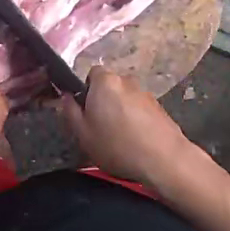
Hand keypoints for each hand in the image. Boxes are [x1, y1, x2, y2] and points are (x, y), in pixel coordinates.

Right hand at [55, 68, 194, 186]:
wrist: (163, 157)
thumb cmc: (116, 145)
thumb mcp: (83, 134)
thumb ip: (70, 112)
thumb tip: (66, 97)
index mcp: (106, 81)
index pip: (92, 73)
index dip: (86, 90)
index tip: (85, 111)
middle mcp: (127, 80)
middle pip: (110, 86)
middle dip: (104, 102)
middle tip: (99, 127)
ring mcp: (146, 93)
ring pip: (125, 98)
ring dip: (120, 111)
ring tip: (120, 137)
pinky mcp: (159, 107)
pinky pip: (140, 108)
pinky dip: (135, 119)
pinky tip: (135, 140)